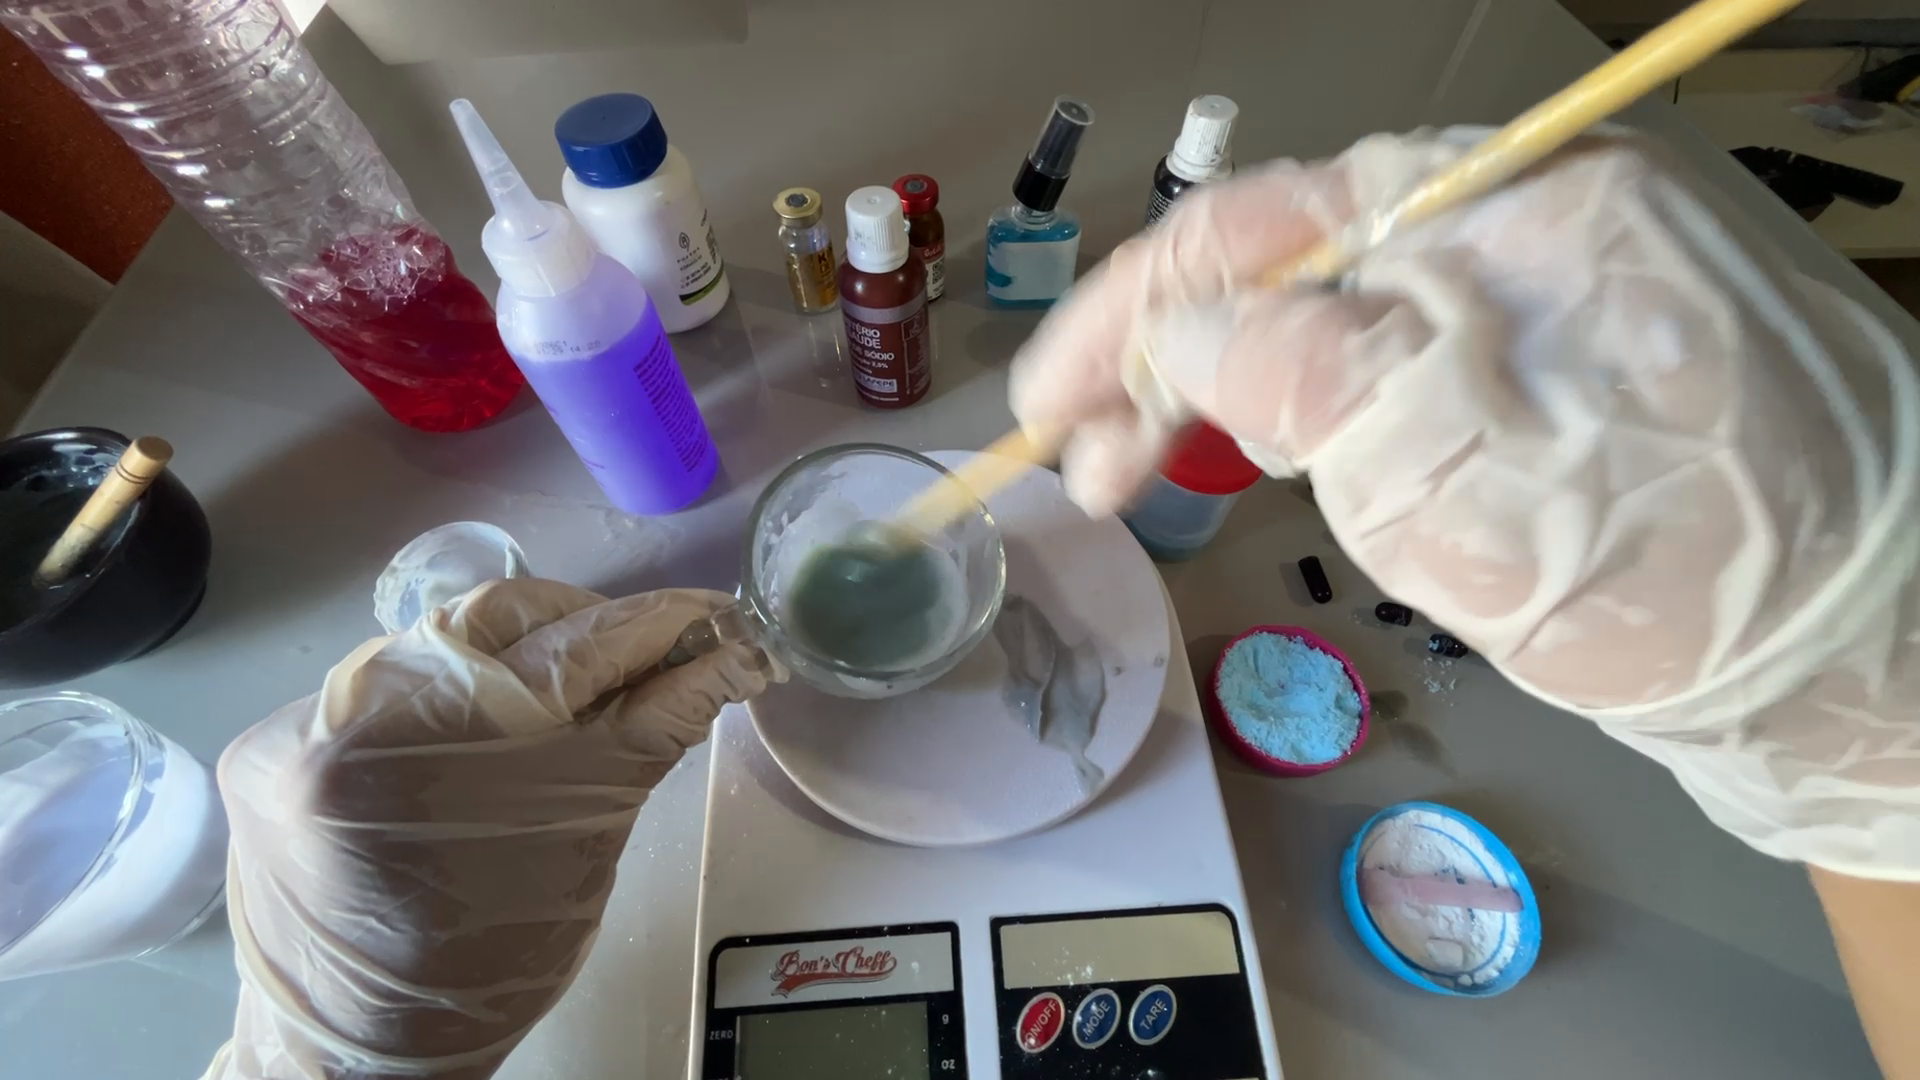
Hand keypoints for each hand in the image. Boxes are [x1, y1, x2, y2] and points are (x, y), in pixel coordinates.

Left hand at [204, 580, 780, 1079]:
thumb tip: (725, 662)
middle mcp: (372, 726)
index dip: (672, 627)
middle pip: (516, 610)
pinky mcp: (272, 738)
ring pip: (456, 624)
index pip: (594, 655)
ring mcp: (307, 727)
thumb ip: (657, 727)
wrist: (360, 1046)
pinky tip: (501, 708)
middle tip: (658, 644)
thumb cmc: (504, 953)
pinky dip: (474, 671)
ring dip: (540, 634)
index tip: (726, 621)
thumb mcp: (597, 834)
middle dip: (606, 618)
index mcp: (469, 767)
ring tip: (582, 673)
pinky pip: (404, 664)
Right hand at [1011, 129, 1919, 877]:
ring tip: (1113, 480)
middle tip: (1072, 462)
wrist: (1820, 658)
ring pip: (1271, 336)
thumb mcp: (1441, 448)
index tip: (1043, 400)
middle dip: (1138, 373)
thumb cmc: (1640, 550)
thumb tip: (1174, 332)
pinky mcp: (1458, 386)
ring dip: (1178, 406)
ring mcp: (1456, 316)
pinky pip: (1316, 383)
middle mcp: (1456, 242)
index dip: (1119, 317)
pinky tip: (1207, 460)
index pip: (1239, 233)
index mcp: (1465, 213)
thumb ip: (1289, 366)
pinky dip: (1243, 426)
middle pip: (1245, 283)